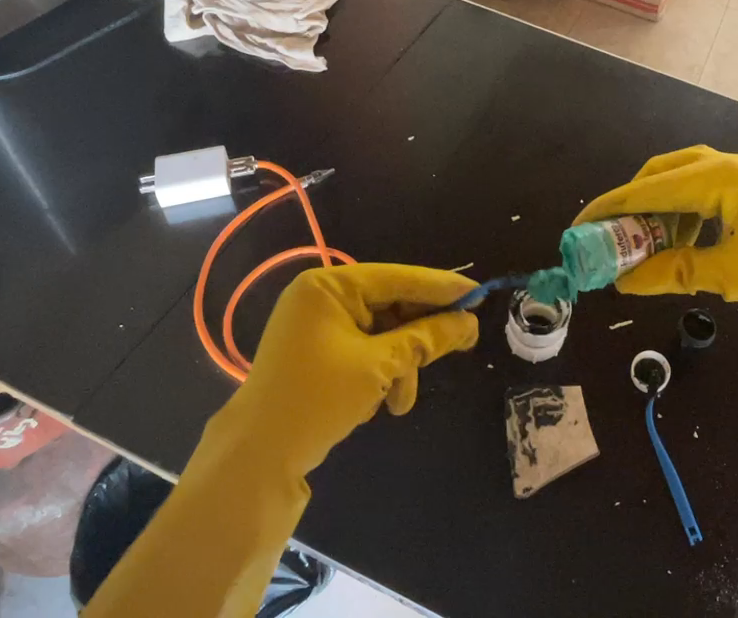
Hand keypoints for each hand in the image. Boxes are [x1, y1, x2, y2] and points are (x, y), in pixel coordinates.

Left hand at [84, 264, 476, 617]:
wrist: (256, 459)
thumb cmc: (316, 398)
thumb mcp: (380, 366)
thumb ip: (427, 338)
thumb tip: (469, 322)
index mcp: (329, 286)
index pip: (399, 277)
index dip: (442, 287)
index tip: (480, 294)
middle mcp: (322, 298)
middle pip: (392, 305)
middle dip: (421, 335)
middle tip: (464, 343)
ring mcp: (318, 326)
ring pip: (383, 333)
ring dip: (402, 362)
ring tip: (405, 397)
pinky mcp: (318, 354)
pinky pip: (365, 351)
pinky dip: (382, 373)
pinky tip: (387, 403)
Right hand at [578, 147, 737, 484]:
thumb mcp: (727, 275)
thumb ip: (672, 272)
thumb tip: (623, 282)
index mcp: (719, 177)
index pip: (649, 187)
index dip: (611, 208)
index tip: (580, 226)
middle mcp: (726, 166)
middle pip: (662, 174)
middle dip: (633, 205)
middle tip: (611, 237)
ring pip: (682, 182)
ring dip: (658, 211)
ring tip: (643, 247)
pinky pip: (702, 192)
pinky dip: (682, 214)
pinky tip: (680, 243)